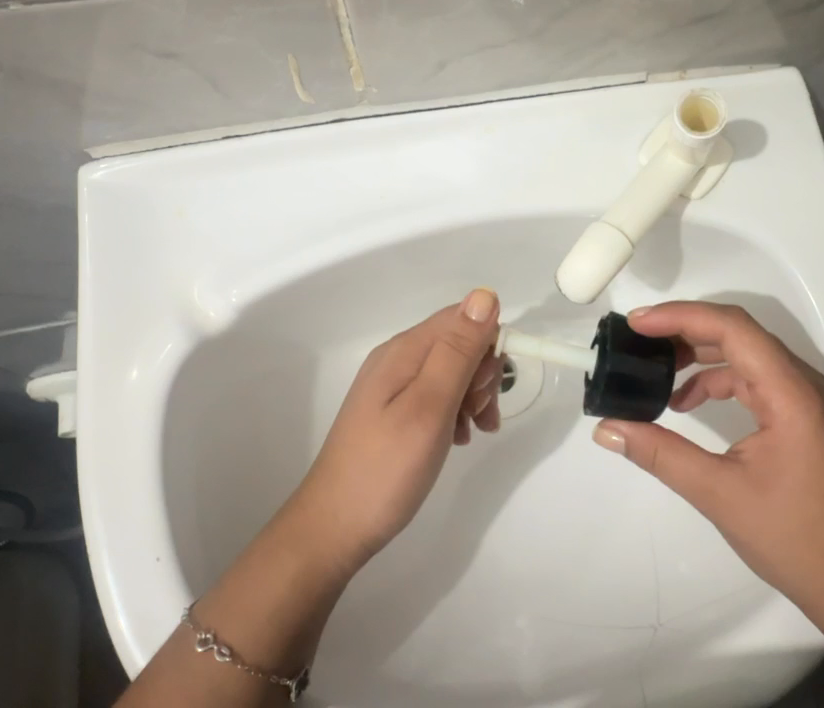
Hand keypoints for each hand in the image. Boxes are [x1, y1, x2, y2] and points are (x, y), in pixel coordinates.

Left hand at [276, 288, 503, 573]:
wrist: (336, 528)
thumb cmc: (386, 469)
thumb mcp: (430, 407)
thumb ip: (458, 352)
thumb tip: (485, 295)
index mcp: (404, 351)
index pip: (464, 318)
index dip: (488, 347)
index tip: (486, 391)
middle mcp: (397, 359)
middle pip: (459, 343)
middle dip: (481, 375)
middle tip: (477, 416)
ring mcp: (394, 386)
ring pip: (453, 370)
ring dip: (473, 396)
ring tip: (472, 432)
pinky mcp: (395, 411)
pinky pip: (440, 394)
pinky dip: (458, 412)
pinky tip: (459, 439)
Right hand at [591, 302, 823, 612]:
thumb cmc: (791, 537)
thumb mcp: (718, 494)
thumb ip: (660, 454)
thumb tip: (607, 428)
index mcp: (791, 393)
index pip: (733, 329)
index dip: (682, 317)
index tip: (637, 324)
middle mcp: (804, 383)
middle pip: (740, 334)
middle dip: (686, 332)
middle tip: (638, 342)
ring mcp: (807, 398)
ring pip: (747, 354)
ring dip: (701, 356)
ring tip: (655, 371)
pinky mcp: (803, 415)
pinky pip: (756, 378)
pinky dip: (719, 380)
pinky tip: (688, 402)